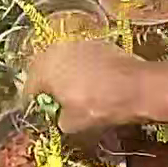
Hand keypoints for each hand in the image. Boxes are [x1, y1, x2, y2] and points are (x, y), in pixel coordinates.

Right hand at [22, 40, 149, 134]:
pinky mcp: (98, 43)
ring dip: (63, 74)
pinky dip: (81, 68)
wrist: (138, 86)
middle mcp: (57, 50)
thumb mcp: (73, 124)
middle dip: (46, 85)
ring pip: (62, 60)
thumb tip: (61, 117)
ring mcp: (78, 43)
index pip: (29, 88)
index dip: (32, 104)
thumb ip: (59, 120)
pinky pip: (81, 57)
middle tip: (54, 102)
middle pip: (43, 69)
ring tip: (73, 91)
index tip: (39, 113)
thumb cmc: (100, 105)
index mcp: (45, 69)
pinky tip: (92, 81)